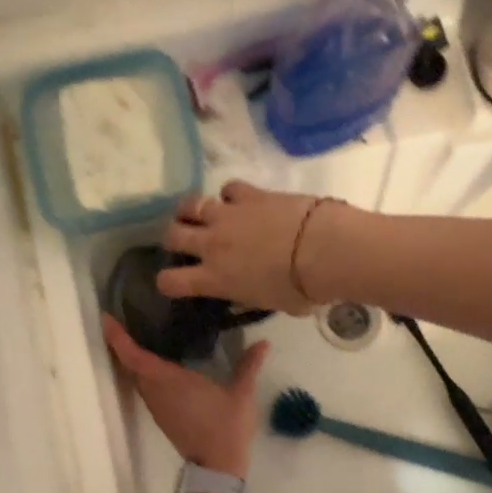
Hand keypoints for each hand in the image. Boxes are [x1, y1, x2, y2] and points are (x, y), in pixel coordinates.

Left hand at [104, 315, 267, 475]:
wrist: (217, 467)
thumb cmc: (226, 427)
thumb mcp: (241, 394)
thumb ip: (249, 365)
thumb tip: (264, 341)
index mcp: (170, 381)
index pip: (134, 356)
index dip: (118, 337)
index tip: (107, 318)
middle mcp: (156, 391)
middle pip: (130, 364)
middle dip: (122, 342)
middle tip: (123, 317)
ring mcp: (157, 406)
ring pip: (136, 377)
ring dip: (132, 358)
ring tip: (138, 334)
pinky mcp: (162, 416)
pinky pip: (145, 388)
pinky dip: (143, 372)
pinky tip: (157, 362)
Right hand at [156, 181, 345, 315]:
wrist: (324, 249)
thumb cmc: (302, 289)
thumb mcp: (271, 304)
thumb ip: (251, 296)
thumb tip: (250, 293)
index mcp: (215, 279)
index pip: (171, 281)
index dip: (167, 282)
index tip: (174, 282)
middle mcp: (212, 245)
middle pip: (172, 235)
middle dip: (173, 238)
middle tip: (184, 241)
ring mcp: (228, 215)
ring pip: (190, 204)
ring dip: (190, 210)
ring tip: (197, 214)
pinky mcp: (249, 194)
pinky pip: (227, 188)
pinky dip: (229, 195)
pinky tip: (239, 200)